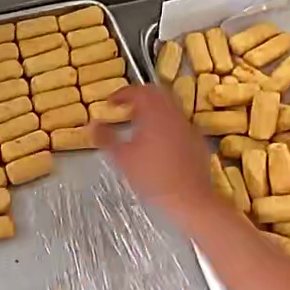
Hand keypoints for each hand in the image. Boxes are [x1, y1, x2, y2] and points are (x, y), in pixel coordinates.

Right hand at [95, 85, 216, 223]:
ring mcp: (188, 127)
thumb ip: (105, 138)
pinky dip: (165, 123)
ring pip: (170, 107)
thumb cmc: (153, 178)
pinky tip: (159, 142)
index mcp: (154, 114)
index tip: (110, 103)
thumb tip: (92, 125)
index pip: (138, 91)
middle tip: (125, 108)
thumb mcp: (122, 159)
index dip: (122, 93)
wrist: (190, 198)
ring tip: (140, 125)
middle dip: (139, 97)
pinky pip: (179, 123)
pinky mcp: (197, 141)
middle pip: (157, 93)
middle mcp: (173, 114)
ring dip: (153, 110)